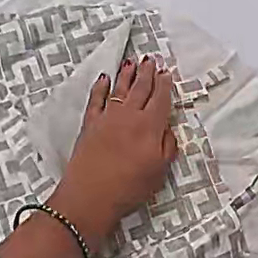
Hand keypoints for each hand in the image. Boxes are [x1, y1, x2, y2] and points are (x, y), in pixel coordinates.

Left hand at [48, 57, 178, 246]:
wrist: (90, 196)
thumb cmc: (129, 187)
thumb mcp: (160, 170)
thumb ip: (168, 146)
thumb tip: (168, 129)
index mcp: (150, 126)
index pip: (161, 99)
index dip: (165, 84)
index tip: (166, 73)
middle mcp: (129, 116)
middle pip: (141, 88)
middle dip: (147, 73)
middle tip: (151, 60)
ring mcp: (107, 118)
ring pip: (120, 89)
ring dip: (127, 74)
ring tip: (132, 62)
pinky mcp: (90, 124)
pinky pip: (96, 99)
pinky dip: (101, 87)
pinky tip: (104, 79)